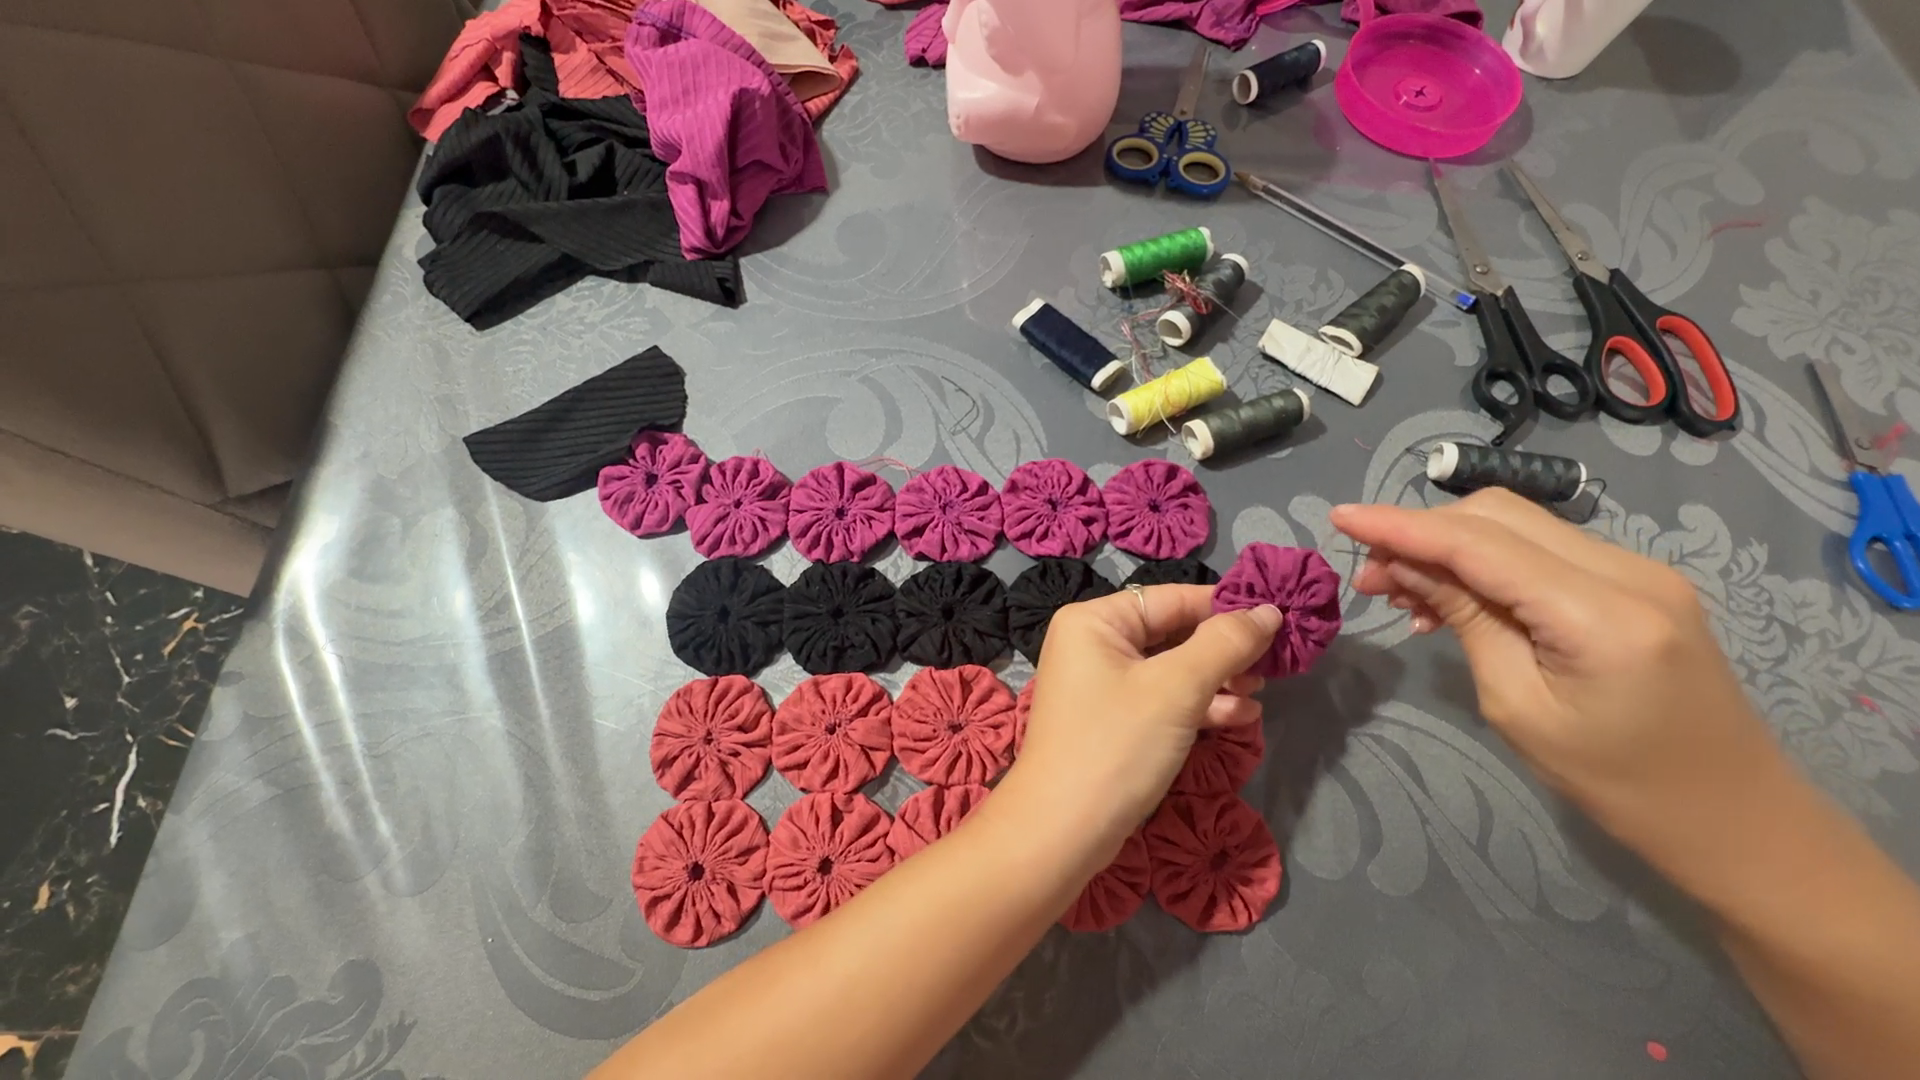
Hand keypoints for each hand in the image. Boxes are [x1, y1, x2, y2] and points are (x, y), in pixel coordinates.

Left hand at [1007, 586, 1280, 849]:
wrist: (1063, 832)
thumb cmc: (1117, 745)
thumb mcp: (1178, 688)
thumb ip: (1226, 644)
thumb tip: (1269, 610)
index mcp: (1094, 621)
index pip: (1171, 598)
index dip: (1225, 607)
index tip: (1278, 619)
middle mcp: (1092, 644)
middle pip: (1172, 632)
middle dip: (1223, 649)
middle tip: (1274, 663)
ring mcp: (1100, 685)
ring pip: (1171, 669)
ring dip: (1217, 679)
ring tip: (1260, 692)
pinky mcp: (1112, 721)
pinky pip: (1163, 700)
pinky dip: (1199, 706)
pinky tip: (1240, 716)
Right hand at [1330, 490, 1783, 856]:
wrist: (1731, 814)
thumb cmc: (1614, 782)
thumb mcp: (1516, 706)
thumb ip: (1465, 620)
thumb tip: (1404, 566)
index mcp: (1601, 614)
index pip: (1480, 544)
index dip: (1402, 525)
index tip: (1339, 516)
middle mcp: (1627, 571)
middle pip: (1498, 516)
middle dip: (1422, 533)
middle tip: (1369, 577)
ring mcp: (1638, 570)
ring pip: (1517, 525)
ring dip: (1449, 546)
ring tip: (1401, 592)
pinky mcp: (1635, 581)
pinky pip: (1541, 550)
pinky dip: (1485, 561)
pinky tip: (1454, 599)